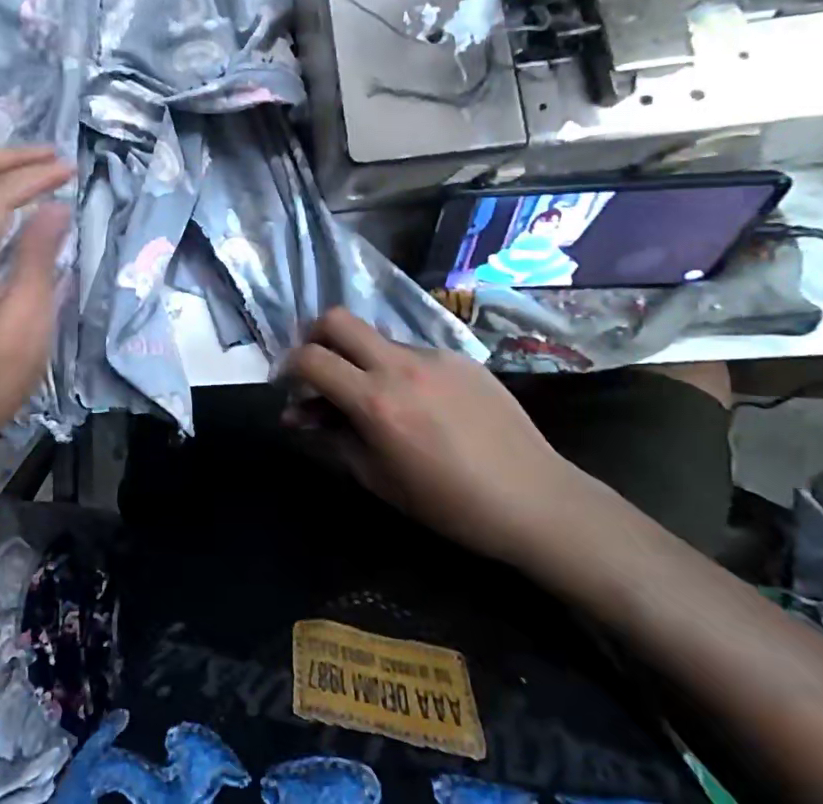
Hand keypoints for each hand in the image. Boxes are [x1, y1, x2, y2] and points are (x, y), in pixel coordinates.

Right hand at [283, 308, 580, 562]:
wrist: (534, 498)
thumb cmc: (449, 503)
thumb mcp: (378, 479)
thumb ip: (332, 439)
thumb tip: (298, 415)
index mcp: (376, 401)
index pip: (311, 358)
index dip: (288, 367)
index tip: (288, 385)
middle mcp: (401, 365)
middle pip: (338, 319)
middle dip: (315, 337)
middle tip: (318, 369)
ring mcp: (435, 355)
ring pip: (379, 337)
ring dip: (361, 358)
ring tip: (376, 400)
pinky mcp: (462, 358)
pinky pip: (415, 352)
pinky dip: (399, 368)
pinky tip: (420, 404)